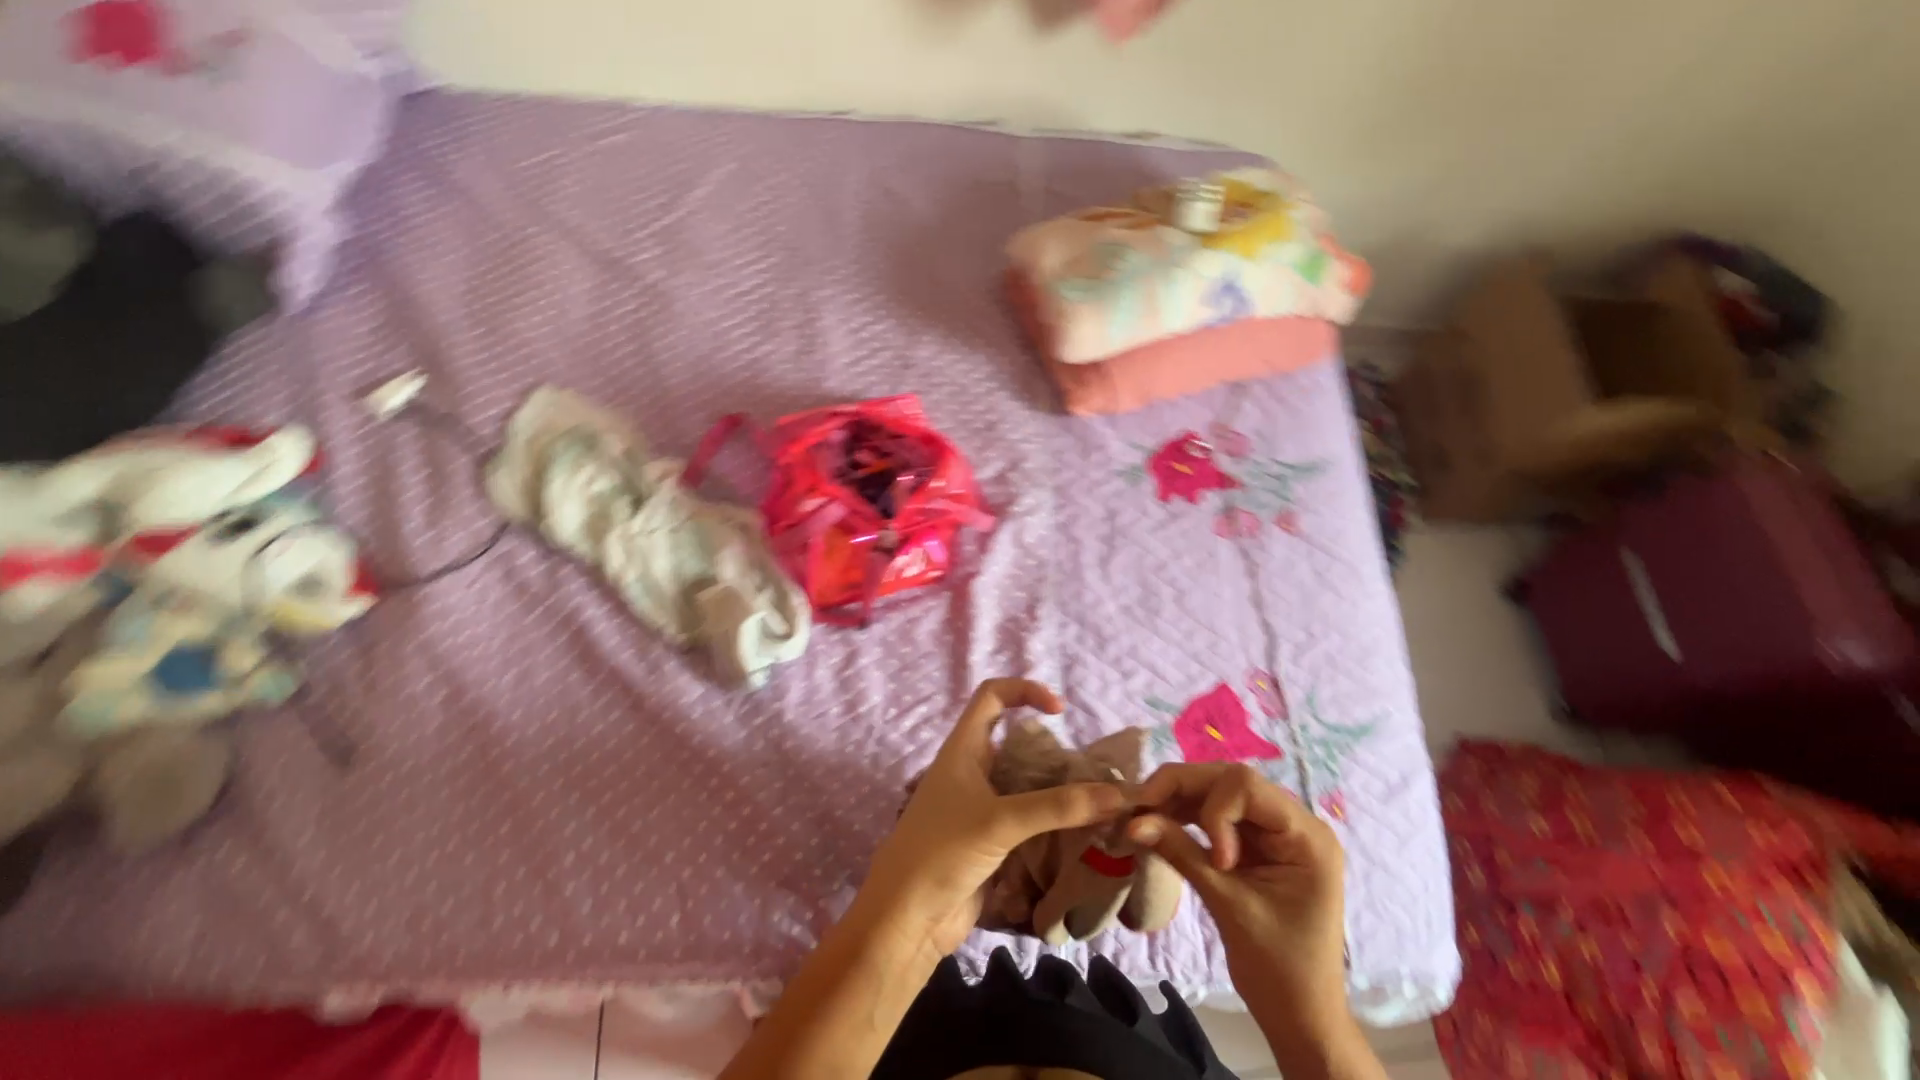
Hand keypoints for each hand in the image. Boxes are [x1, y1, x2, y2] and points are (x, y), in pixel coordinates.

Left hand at [861, 678, 1129, 954]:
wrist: (908, 919)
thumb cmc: (941, 853)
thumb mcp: (1000, 822)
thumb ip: (1058, 807)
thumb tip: (1118, 795)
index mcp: (963, 750)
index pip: (992, 696)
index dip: (1025, 691)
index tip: (1060, 710)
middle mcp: (972, 773)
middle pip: (1017, 745)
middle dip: (1055, 752)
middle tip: (1095, 770)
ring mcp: (981, 809)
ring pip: (1027, 787)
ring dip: (1060, 792)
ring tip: (1101, 803)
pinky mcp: (991, 843)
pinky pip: (1030, 822)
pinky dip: (1055, 824)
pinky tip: (1085, 834)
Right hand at [1127, 764, 1365, 1070]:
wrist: (1301, 1014)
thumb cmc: (1279, 968)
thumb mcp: (1230, 907)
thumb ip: (1183, 855)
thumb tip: (1132, 821)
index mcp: (1306, 836)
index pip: (1247, 787)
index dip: (1213, 809)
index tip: (1213, 861)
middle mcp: (1295, 823)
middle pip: (1231, 782)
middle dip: (1183, 789)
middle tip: (1142, 809)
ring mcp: (1275, 833)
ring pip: (1220, 794)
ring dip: (1180, 800)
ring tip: (1146, 817)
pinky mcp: (1257, 846)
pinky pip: (1218, 817)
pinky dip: (1188, 818)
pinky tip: (1162, 826)